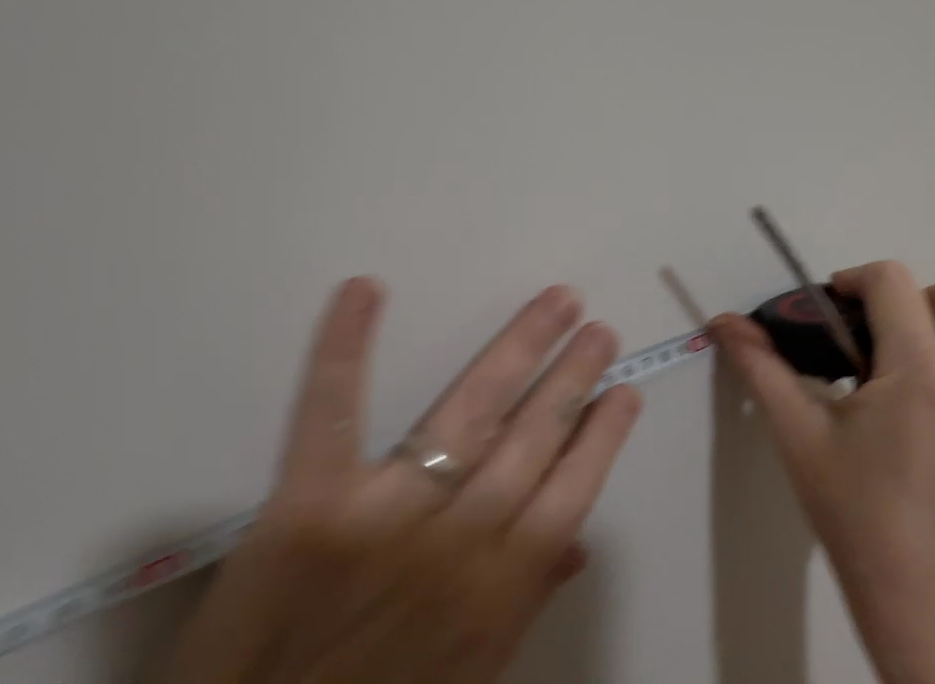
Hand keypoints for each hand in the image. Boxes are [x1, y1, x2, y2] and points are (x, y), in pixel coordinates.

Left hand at [164, 278, 641, 683]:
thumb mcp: (473, 669)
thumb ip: (523, 604)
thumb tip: (575, 545)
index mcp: (499, 586)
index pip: (570, 494)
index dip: (600, 439)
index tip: (624, 394)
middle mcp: (460, 537)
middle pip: (531, 438)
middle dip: (571, 379)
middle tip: (599, 329)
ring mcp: (386, 514)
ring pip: (469, 413)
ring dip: (519, 351)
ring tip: (557, 304)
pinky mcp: (310, 503)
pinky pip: (331, 413)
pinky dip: (345, 347)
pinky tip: (366, 288)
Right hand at [711, 262, 934, 683]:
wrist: (931, 601)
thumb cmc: (856, 516)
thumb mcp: (800, 437)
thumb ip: (763, 368)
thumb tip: (724, 322)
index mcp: (922, 372)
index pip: (894, 281)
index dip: (855, 279)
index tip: (828, 310)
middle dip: (906, 299)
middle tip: (865, 340)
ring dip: (930, 333)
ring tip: (888, 385)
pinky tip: (915, 422)